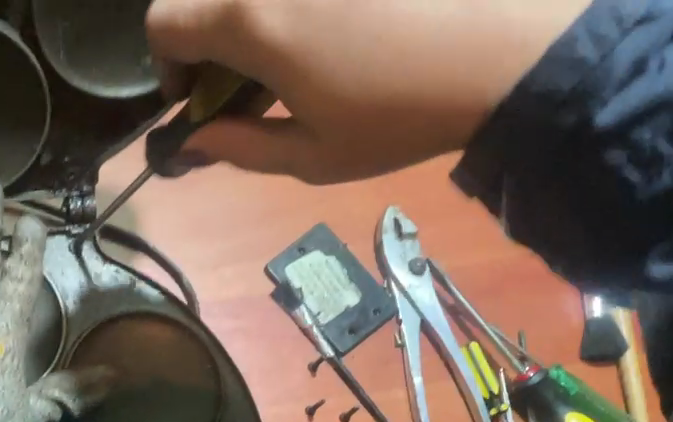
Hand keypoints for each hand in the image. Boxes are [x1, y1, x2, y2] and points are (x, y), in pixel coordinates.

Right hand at [146, 0, 591, 183]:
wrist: (508, 50)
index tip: (197, 96)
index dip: (167, 67)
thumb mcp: (311, 156)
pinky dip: (293, 12)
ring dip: (250, 20)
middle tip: (245, 78)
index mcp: (249, 20)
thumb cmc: (399, 116)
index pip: (163, 23)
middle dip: (205, 40)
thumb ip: (237, 147)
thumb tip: (192, 141)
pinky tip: (334, 30)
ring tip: (296, 54)